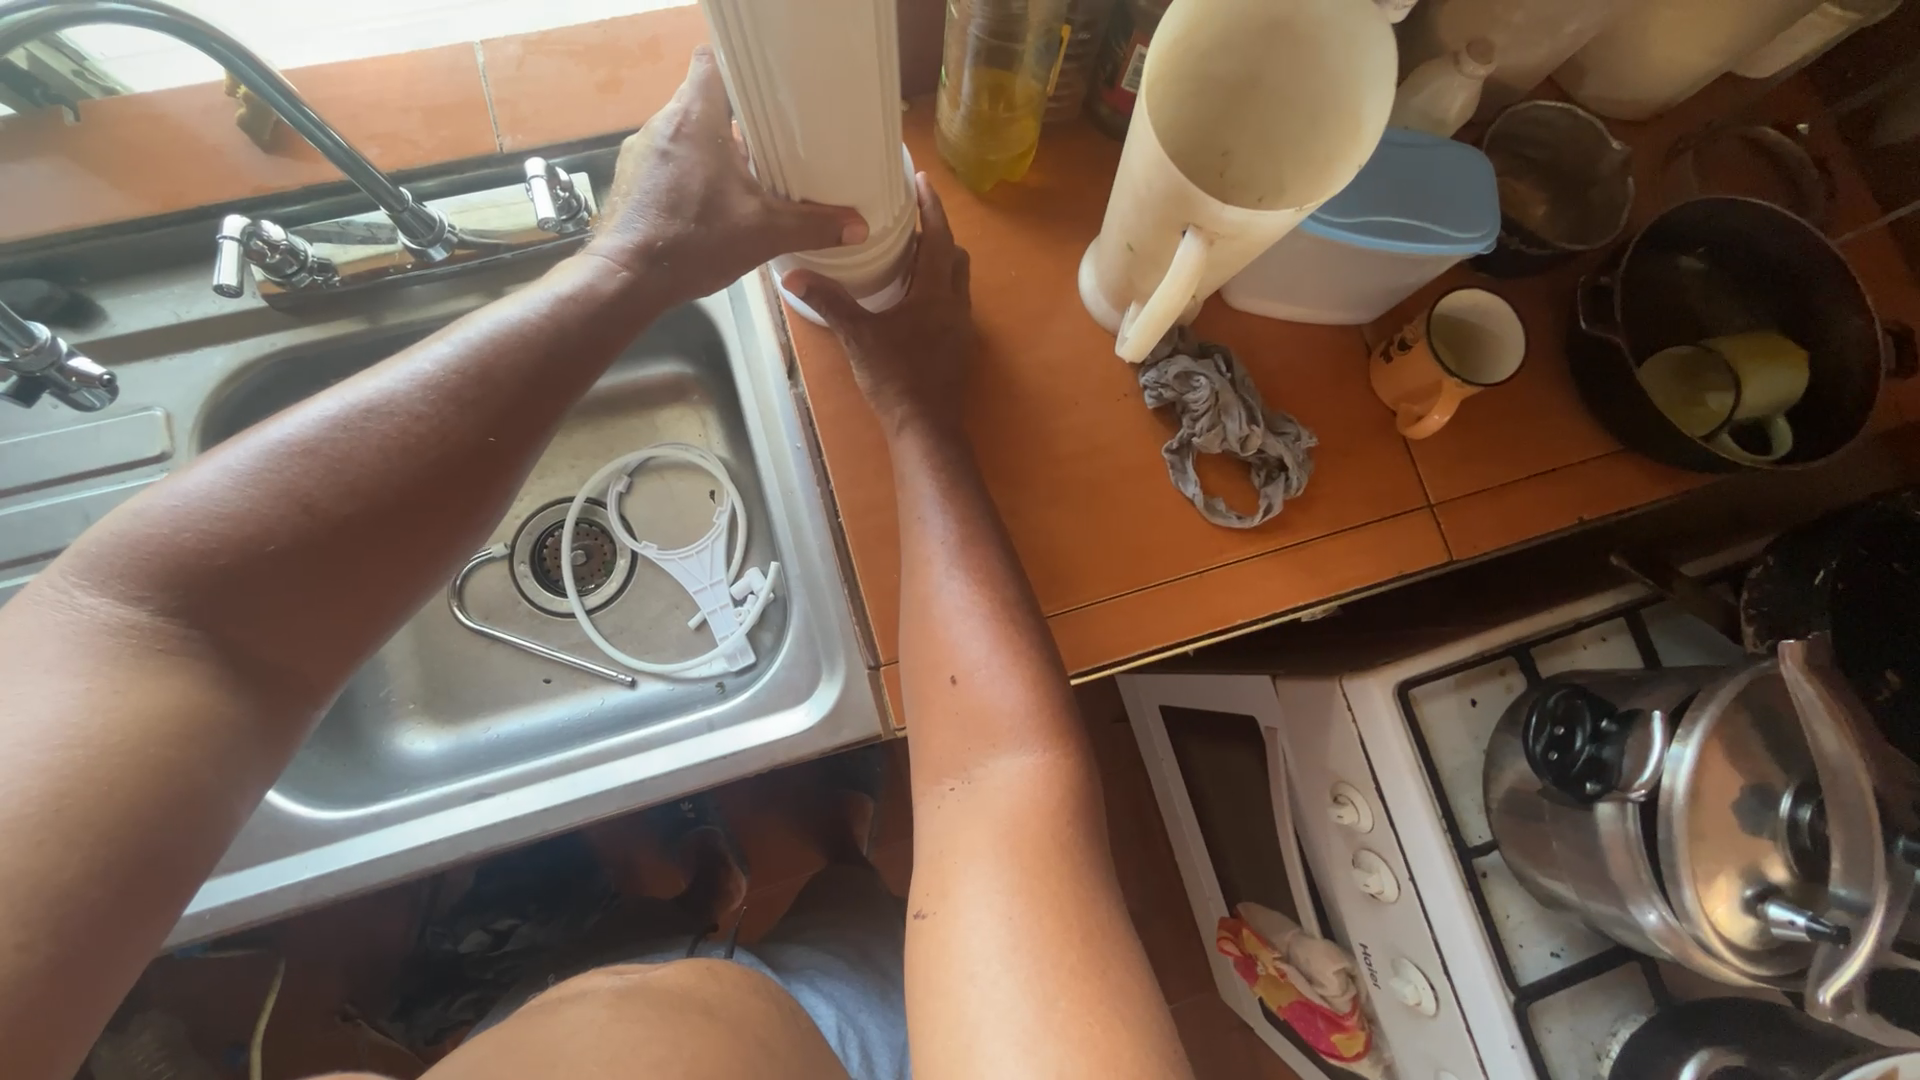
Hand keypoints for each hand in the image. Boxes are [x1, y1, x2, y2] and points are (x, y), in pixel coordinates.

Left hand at [583, 47, 866, 307]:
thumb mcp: (765, 234)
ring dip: (714, 147)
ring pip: (686, 132)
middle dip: (736, 117)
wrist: (629, 277)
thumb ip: (813, 226)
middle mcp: (664, 123)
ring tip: (746, 175)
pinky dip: (692, 171)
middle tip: (771, 140)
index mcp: (696, 117)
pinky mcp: (633, 178)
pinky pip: (669, 159)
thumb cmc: (696, 241)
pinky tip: (711, 203)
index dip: (740, 69)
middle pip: (703, 98)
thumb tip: (859, 227)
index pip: (712, 60)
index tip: (767, 91)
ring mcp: (643, 151)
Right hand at [784, 174, 972, 440]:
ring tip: (908, 258)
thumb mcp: (859, 337)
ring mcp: (961, 329)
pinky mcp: (958, 349)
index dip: (931, 206)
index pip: (939, 237)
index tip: (920, 179)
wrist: (926, 428)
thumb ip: (830, 303)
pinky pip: (952, 306)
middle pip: (955, 256)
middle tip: (909, 222)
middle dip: (937, 234)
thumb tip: (793, 277)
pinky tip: (911, 303)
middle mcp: (957, 305)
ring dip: (938, 264)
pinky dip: (936, 291)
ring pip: (956, 283)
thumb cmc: (896, 378)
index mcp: (937, 293)